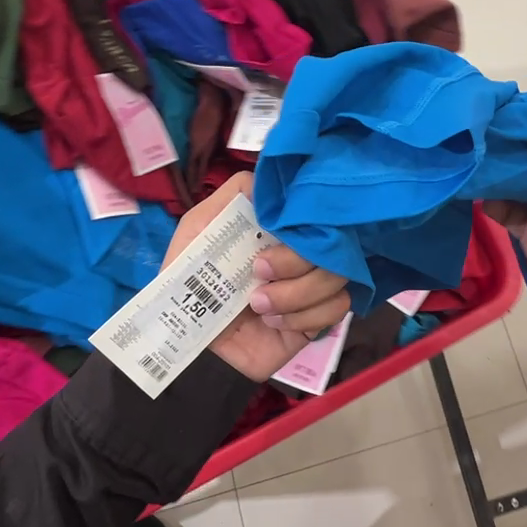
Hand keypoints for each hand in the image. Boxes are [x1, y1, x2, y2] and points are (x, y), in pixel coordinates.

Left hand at [166, 173, 352, 381]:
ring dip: (296, 292)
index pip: (316, 206)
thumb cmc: (189, 283)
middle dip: (295, 259)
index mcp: (278, 226)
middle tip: (257, 271)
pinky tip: (273, 323)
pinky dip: (304, 315)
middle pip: (333, 241)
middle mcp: (302, 250)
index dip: (306, 214)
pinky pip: (336, 308)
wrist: (190, 348)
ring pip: (337, 276)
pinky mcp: (318, 318)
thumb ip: (229, 198)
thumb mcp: (198, 230)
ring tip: (257, 305)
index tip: (278, 228)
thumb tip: (268, 178)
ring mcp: (313, 284)